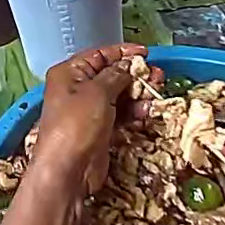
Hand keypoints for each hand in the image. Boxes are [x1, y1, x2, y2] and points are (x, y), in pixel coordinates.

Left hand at [34, 44, 143, 193]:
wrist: (67, 171)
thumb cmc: (76, 125)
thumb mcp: (98, 92)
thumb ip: (116, 75)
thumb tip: (128, 65)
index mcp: (70, 73)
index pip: (100, 55)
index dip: (123, 52)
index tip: (145, 53)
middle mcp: (78, 89)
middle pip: (112, 74)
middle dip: (135, 74)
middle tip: (156, 76)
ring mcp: (89, 110)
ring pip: (119, 95)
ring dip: (138, 93)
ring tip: (156, 92)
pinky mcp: (100, 129)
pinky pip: (120, 114)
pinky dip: (134, 111)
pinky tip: (147, 111)